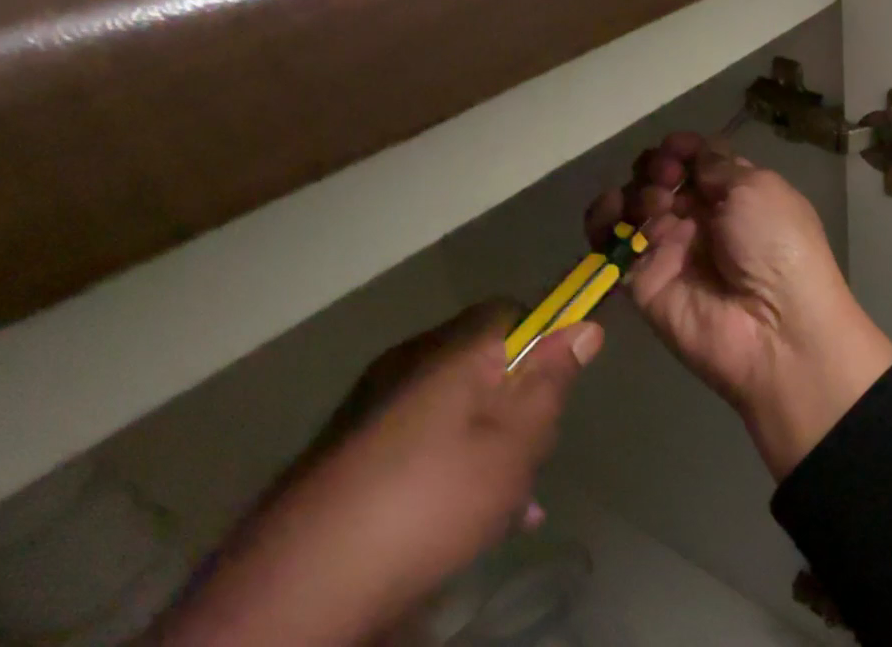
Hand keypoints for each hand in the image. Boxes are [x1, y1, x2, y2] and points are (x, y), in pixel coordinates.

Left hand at [151, 303, 601, 646]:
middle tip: (537, 455)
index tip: (563, 383)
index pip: (514, 311)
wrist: (307, 579)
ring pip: (458, 410)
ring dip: (492, 445)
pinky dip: (452, 468)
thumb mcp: (517, 438)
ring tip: (510, 503)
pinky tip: (471, 520)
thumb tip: (584, 323)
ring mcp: (374, 408)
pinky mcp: (352, 452)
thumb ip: (553, 377)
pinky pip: (422, 443)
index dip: (548, 339)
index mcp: (453, 349)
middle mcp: (410, 364)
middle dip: (522, 405)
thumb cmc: (435, 496)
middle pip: (488, 364)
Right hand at [588, 133, 891, 478]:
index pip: (699, 161)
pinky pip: (612, 244)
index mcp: (739, 195)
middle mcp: (703, 220)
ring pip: (634, 205)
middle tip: (666, 177)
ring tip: (653, 203)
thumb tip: (692, 155)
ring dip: (635, 191)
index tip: (675, 147)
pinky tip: (612, 212)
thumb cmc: (777, 245)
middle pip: (662, 179)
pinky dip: (602, 221)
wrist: (776, 328)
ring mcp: (671, 250)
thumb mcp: (759, 190)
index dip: (683, 149)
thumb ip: (718, 168)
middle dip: (657, 166)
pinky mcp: (642, 280)